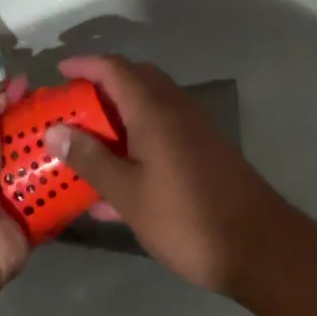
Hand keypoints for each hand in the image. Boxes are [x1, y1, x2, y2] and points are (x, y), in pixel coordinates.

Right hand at [44, 55, 288, 294]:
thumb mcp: (128, 194)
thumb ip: (90, 160)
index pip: (113, 68)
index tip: (58, 73)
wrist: (263, 251)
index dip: (83, 64)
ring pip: (149, 104)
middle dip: (100, 87)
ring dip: (119, 113)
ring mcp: (194, 129)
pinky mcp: (206, 152)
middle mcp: (174, 108)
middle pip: (133, 79)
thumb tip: (54, 131)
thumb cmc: (187, 218)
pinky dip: (138, 136)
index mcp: (152, 109)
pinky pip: (163, 128)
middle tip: (72, 106)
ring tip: (90, 140)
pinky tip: (122, 178)